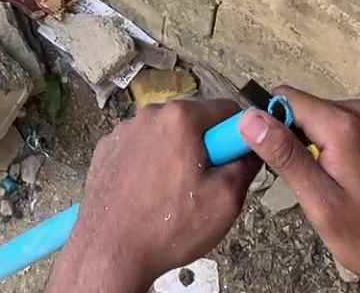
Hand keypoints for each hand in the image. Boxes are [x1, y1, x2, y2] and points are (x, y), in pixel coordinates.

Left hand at [47, 98, 259, 292]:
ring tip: (172, 194)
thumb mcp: (225, 201)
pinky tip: (146, 193)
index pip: (225, 109)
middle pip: (191, 121)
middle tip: (203, 185)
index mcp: (180, 118)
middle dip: (203, 147)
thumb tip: (253, 147)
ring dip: (174, 154)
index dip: (236, 135)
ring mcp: (124, 129)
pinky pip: (138, 147)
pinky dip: (147, 163)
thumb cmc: (168, 226)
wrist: (110, 250)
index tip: (234, 160)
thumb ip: (245, 166)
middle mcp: (149, 113)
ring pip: (163, 134)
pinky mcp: (107, 148)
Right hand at [239, 87, 359, 292]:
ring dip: (323, 146)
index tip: (276, 159)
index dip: (272, 126)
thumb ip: (285, 156)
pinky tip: (359, 184)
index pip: (285, 98)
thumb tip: (250, 119)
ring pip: (330, 119)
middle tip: (313, 186)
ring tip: (339, 189)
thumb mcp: (323, 205)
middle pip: (308, 109)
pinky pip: (353, 127)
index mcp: (344, 124)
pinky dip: (345, 148)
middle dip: (299, 139)